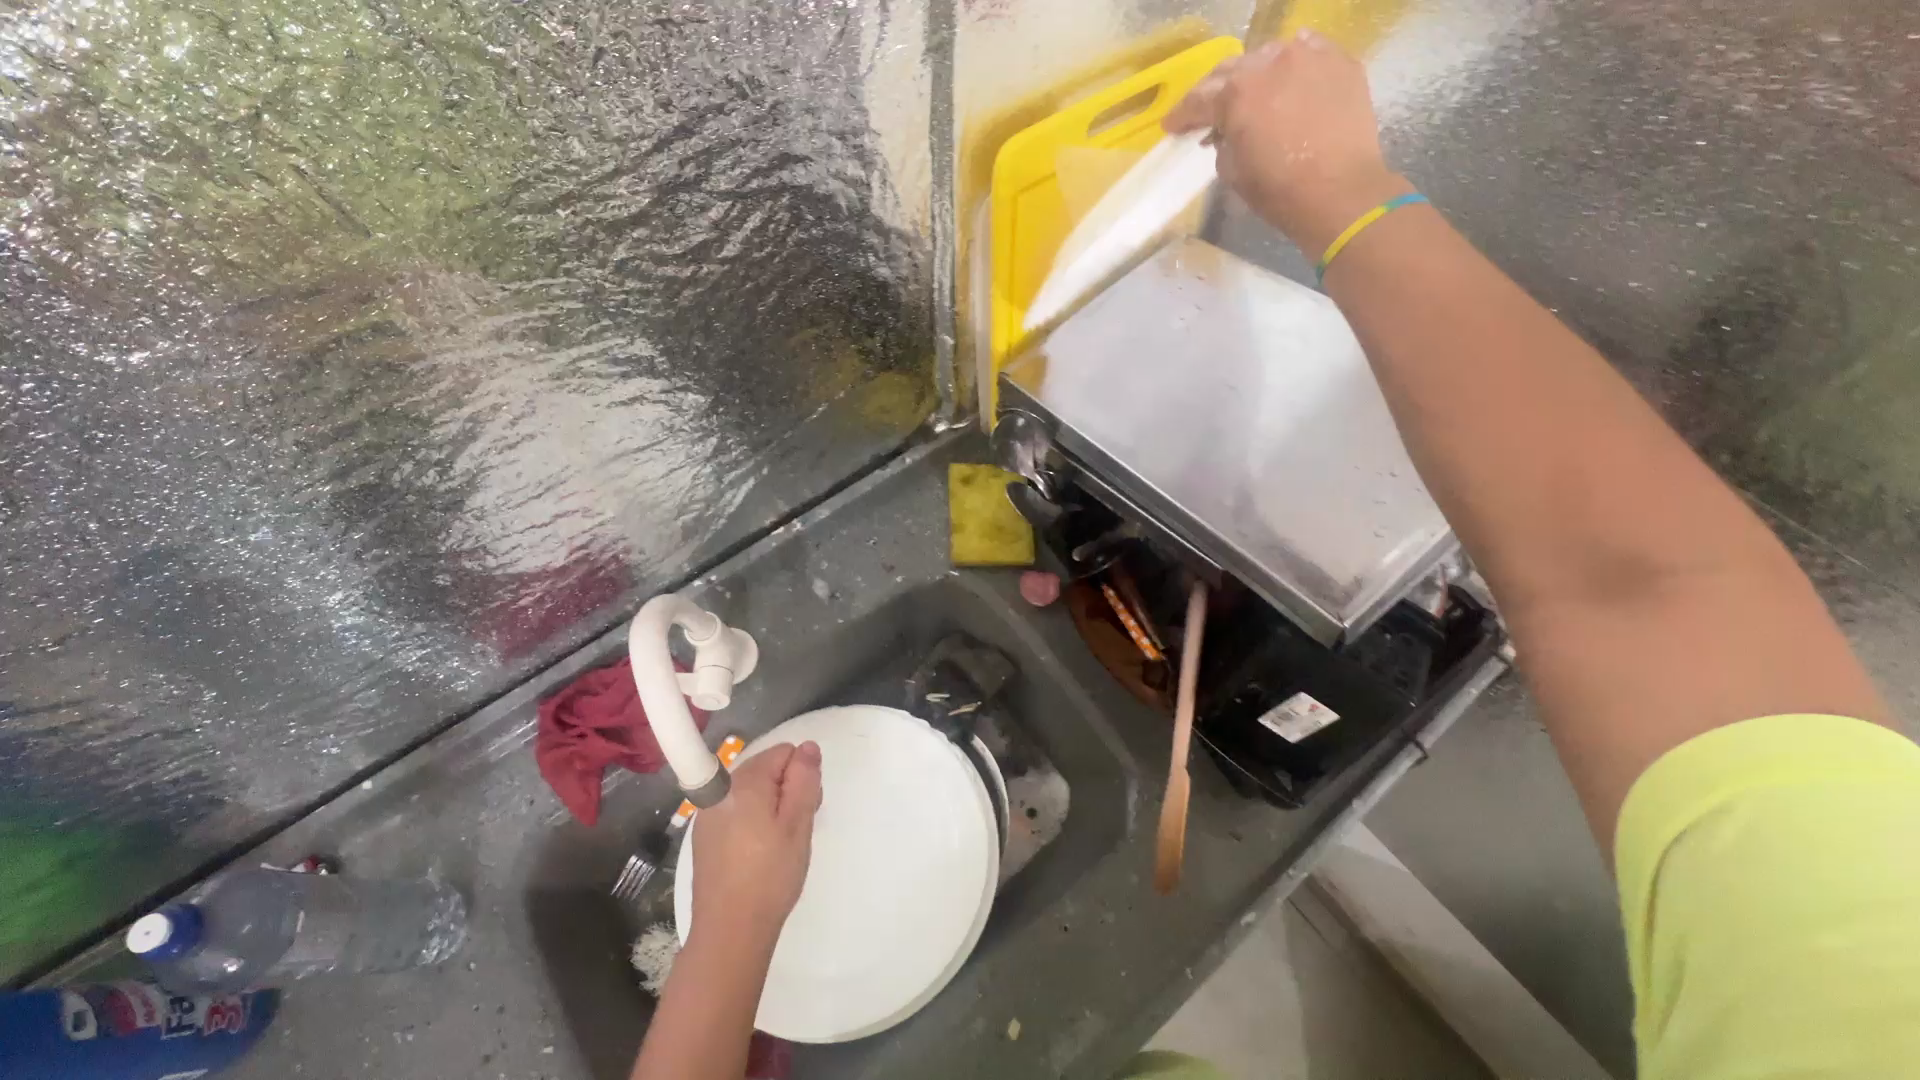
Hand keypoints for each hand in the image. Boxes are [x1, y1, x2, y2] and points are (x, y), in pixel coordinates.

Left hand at [688, 741, 822, 946]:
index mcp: (744, 782)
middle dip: (786, 791)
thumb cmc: (770, 874)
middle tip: (796, 831)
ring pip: (752, 794)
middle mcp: (721, 790)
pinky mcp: (704, 838)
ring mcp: (708, 815)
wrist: (730, 930)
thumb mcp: (797, 824)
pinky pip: (737, 814)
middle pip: (765, 770)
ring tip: (780, 847)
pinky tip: (759, 856)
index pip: (783, 752)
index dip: (802, 777)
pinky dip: (753, 825)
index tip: (805, 810)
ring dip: (771, 809)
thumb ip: (804, 779)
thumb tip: (807, 746)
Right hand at [1165, 30, 1412, 255]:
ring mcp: (1307, 57)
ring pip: (1268, 56)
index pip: (1198, 100)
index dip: (1181, 115)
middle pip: (1231, 70)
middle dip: (1214, 91)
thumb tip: (1224, 132)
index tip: (1172, 126)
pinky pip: (1308, 50)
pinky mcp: (1338, 62)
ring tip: (1249, 92)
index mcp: (1235, 95)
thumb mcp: (1233, 172)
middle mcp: (1269, 64)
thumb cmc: (1279, 191)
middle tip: (1207, 109)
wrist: (1340, 193)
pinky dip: (1292, 61)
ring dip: (1253, 74)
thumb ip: (1222, 143)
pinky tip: (1286, 74)